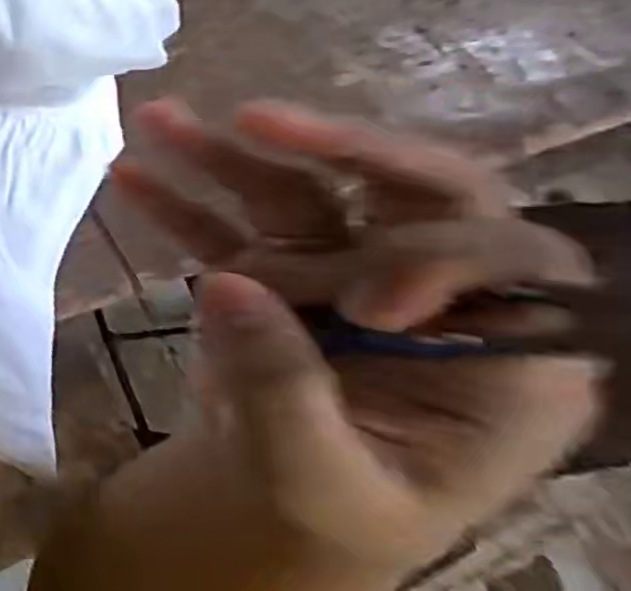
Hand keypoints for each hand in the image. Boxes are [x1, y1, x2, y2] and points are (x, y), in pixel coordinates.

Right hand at [114, 99, 601, 577]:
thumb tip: (229, 286)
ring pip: (296, 195)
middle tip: (255, 117)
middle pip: (402, 196)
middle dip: (333, 148)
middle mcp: (422, 297)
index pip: (502, 264)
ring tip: (155, 118)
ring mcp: (332, 276)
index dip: (439, 260)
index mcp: (497, 358)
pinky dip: (176, 200)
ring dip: (223, 156)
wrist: (259, 507)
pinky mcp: (264, 274)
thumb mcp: (313, 474)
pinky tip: (128, 175)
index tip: (362, 306)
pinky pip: (222, 226)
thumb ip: (282, 386)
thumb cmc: (318, 513)